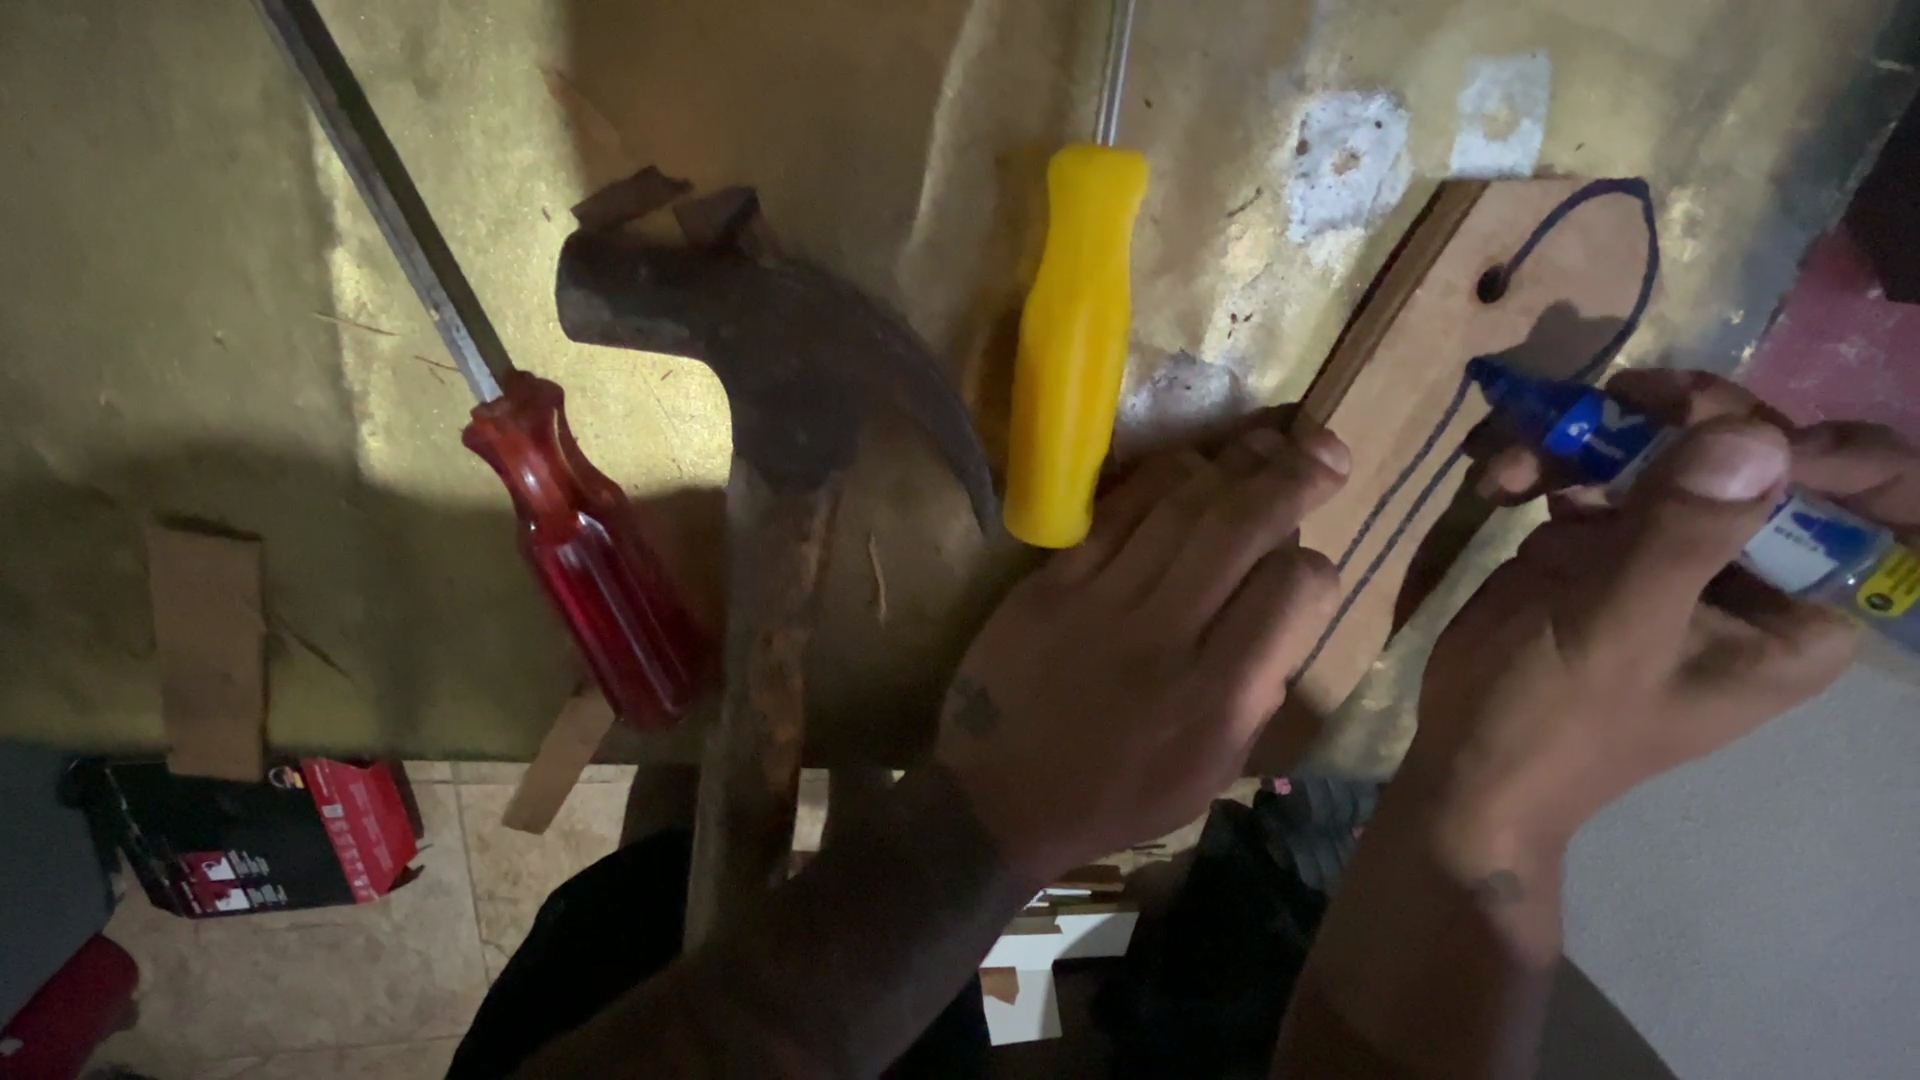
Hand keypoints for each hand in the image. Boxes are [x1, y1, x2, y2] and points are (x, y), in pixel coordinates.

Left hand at [935, 423, 1350, 881]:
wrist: (997, 799)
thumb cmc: (1114, 796)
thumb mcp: (1208, 774)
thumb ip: (1254, 692)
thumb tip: (1282, 610)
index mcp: (1215, 700)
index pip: (1291, 593)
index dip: (1316, 565)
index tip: (1310, 561)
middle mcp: (1162, 641)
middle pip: (1237, 532)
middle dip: (1290, 482)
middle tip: (1325, 450)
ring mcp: (1098, 605)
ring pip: (1176, 509)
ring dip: (1229, 465)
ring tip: (1265, 442)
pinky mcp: (1048, 585)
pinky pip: (1111, 515)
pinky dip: (1155, 481)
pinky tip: (1187, 464)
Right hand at [1411, 416, 1860, 864]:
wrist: (1467, 760)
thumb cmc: (1551, 716)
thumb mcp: (1615, 632)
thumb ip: (1680, 538)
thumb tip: (1751, 433)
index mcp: (1798, 610)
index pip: (1852, 501)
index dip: (1799, 446)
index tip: (1695, 418)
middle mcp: (1744, 573)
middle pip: (1740, 461)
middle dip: (1665, 431)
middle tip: (1605, 404)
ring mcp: (1661, 556)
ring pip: (1653, 460)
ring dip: (1582, 446)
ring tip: (1506, 462)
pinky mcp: (1594, 549)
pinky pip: (1587, 481)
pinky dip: (1539, 468)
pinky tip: (1493, 482)